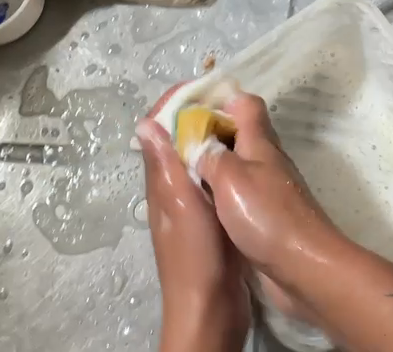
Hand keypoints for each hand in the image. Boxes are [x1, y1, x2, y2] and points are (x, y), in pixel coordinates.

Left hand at [139, 89, 248, 351]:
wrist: (210, 310)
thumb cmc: (195, 255)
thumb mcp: (181, 205)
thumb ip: (165, 166)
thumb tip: (144, 122)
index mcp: (162, 181)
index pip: (161, 127)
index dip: (179, 100)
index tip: (207, 81)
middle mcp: (174, 186)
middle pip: (181, 136)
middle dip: (201, 110)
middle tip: (233, 94)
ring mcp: (194, 200)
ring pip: (200, 153)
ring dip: (215, 130)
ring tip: (244, 114)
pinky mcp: (213, 214)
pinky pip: (217, 173)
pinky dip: (227, 155)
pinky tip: (248, 153)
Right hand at [195, 92, 344, 276]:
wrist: (303, 266)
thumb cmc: (267, 216)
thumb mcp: (230, 178)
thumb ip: (208, 153)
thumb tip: (188, 133)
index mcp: (259, 141)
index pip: (243, 103)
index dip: (217, 99)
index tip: (186, 109)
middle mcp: (265, 158)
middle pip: (237, 131)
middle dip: (207, 132)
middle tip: (174, 142)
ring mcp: (267, 185)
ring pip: (235, 161)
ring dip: (211, 161)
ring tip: (179, 170)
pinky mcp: (265, 212)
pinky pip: (237, 189)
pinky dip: (217, 189)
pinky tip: (200, 201)